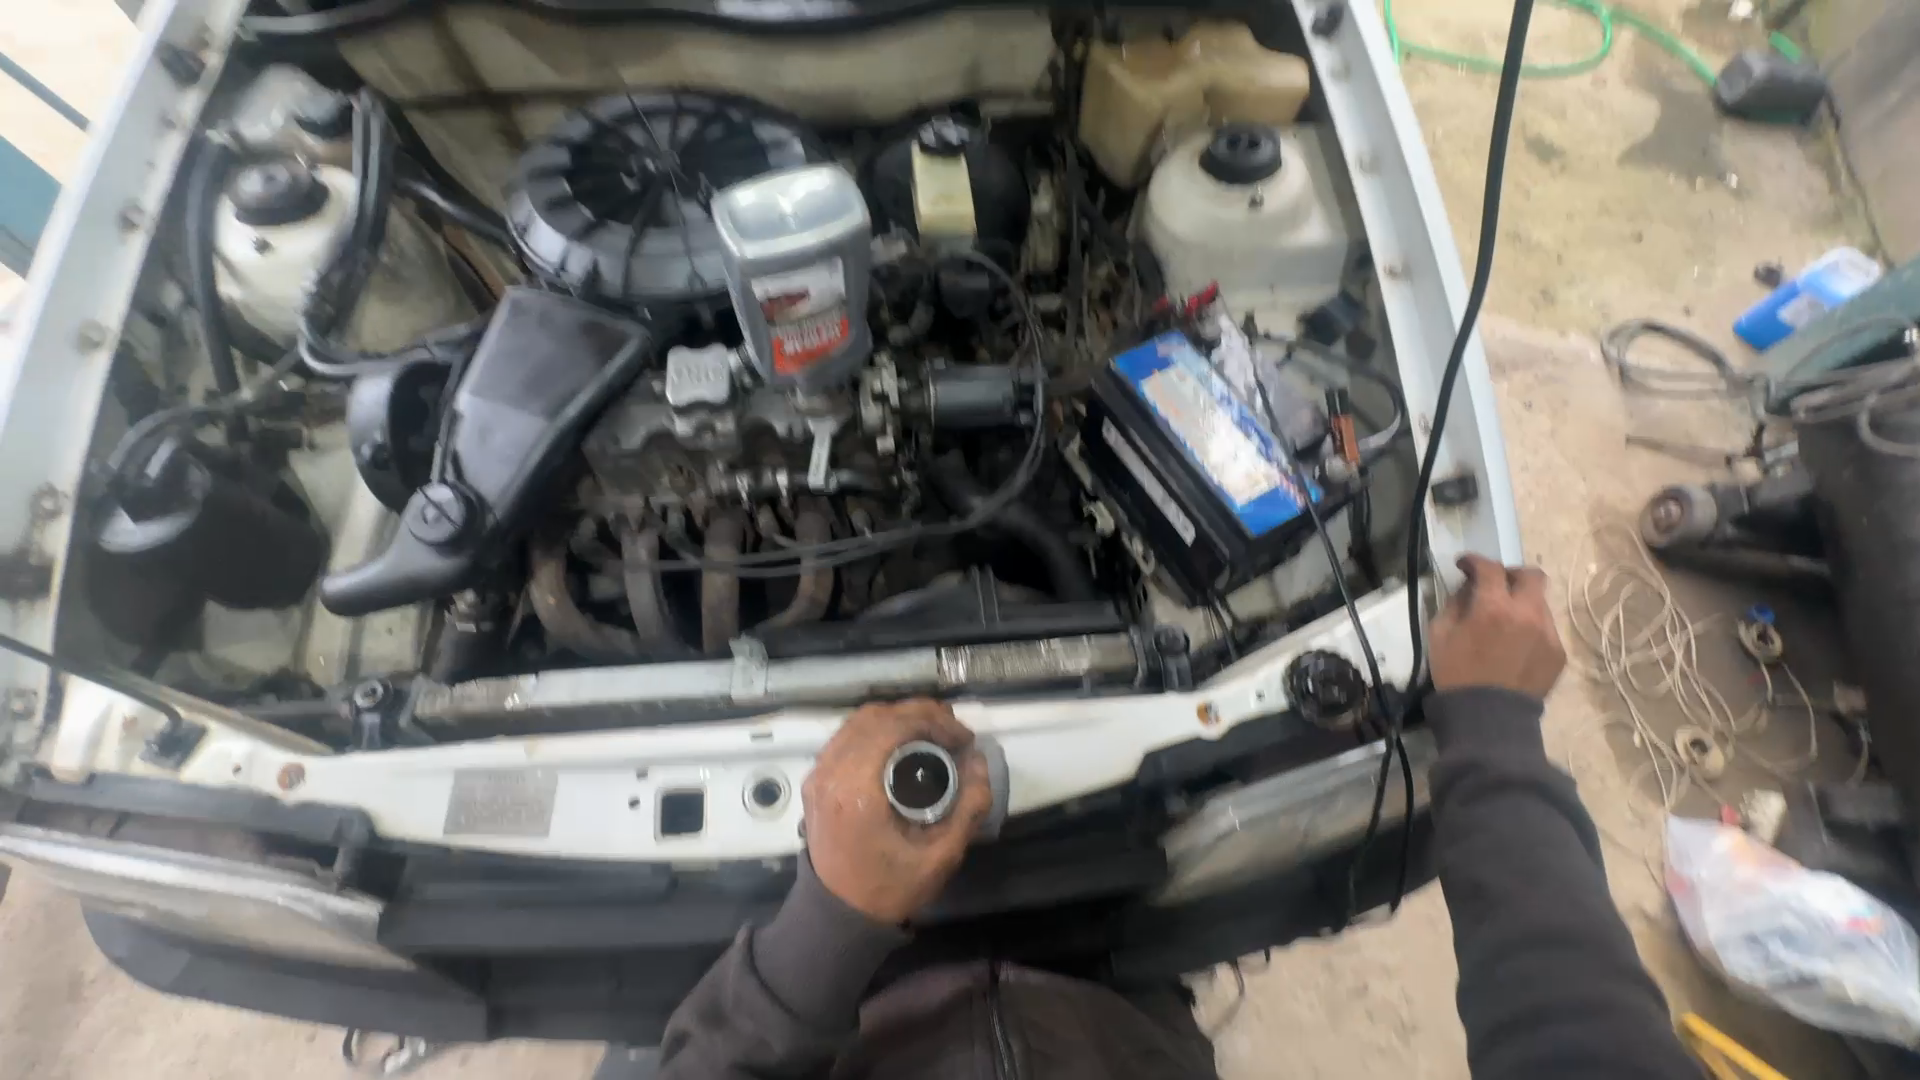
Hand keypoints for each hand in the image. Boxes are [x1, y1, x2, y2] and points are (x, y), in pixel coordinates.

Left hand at [802, 699, 991, 923]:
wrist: (838, 916)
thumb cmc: (889, 888)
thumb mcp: (940, 855)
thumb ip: (968, 806)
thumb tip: (978, 761)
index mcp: (857, 790)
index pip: (895, 727)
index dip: (935, 721)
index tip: (964, 738)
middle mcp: (832, 772)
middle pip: (877, 715)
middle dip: (921, 714)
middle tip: (954, 732)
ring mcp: (819, 772)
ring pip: (860, 720)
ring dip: (899, 717)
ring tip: (933, 733)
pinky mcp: (816, 777)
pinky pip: (848, 735)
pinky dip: (878, 728)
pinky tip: (904, 742)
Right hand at [1428, 554, 1566, 699]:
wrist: (1488, 716)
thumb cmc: (1455, 672)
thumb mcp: (1440, 634)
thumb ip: (1455, 604)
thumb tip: (1468, 588)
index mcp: (1493, 608)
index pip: (1490, 568)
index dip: (1475, 561)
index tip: (1464, 565)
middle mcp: (1527, 614)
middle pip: (1531, 576)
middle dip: (1510, 574)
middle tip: (1495, 585)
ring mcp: (1548, 633)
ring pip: (1539, 603)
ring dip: (1520, 603)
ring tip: (1503, 621)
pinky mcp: (1558, 652)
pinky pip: (1544, 628)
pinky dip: (1528, 627)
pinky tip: (1513, 645)